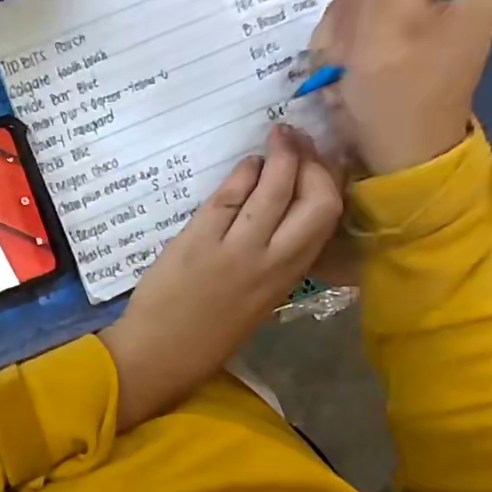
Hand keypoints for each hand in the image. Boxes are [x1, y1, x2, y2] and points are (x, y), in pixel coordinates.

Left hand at [97, 125, 342, 430]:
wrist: (160, 353)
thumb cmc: (207, 334)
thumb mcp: (257, 301)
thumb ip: (274, 262)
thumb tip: (281, 216)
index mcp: (290, 278)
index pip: (328, 220)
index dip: (331, 182)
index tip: (322, 161)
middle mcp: (272, 262)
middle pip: (315, 200)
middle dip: (313, 163)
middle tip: (299, 140)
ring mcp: (236, 250)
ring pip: (273, 191)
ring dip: (280, 156)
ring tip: (278, 137)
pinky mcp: (198, 241)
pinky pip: (228, 197)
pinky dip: (241, 175)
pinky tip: (245, 166)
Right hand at [312, 0, 491, 175]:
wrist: (394, 158)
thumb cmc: (398, 96)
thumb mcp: (390, 27)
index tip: (366, 22)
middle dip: (351, 18)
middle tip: (355, 54)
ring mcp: (415, 18)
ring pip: (353, 5)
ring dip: (339, 41)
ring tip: (349, 73)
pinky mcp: (391, 42)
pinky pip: (349, 32)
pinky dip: (339, 57)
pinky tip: (346, 79)